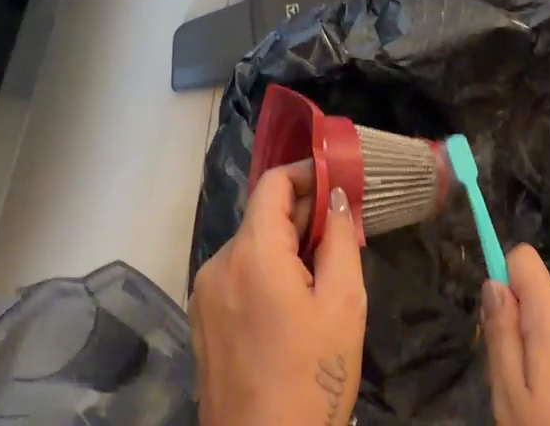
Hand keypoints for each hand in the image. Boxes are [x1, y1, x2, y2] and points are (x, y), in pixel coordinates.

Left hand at [190, 160, 365, 425]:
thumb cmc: (312, 375)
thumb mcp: (344, 302)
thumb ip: (340, 238)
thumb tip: (338, 196)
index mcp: (251, 253)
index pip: (274, 183)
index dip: (309, 173)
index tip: (342, 182)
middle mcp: (218, 264)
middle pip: (264, 215)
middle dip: (306, 215)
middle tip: (347, 235)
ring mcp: (204, 294)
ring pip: (253, 245)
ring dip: (290, 246)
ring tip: (327, 275)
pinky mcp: (203, 321)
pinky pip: (240, 274)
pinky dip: (269, 271)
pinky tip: (297, 302)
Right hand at [480, 244, 549, 425]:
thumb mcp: (510, 393)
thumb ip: (500, 333)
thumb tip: (493, 281)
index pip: (524, 257)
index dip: (503, 277)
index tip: (495, 318)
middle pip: (536, 295)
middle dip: (517, 325)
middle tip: (511, 378)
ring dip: (535, 348)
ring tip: (534, 398)